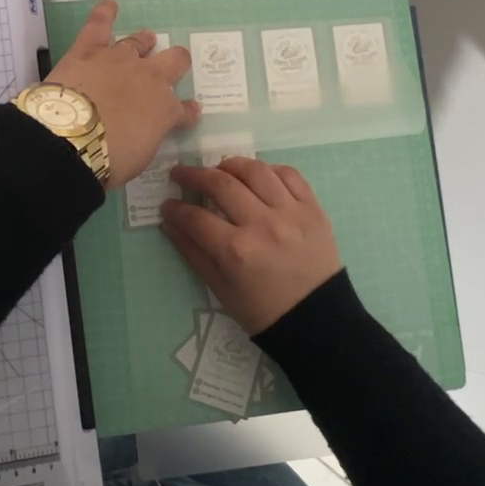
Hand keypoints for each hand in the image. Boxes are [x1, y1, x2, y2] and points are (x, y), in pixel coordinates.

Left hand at [44, 0, 200, 186]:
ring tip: (147, 38)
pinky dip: (104, 14)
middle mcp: (149, 79)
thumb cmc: (109, 158)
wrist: (72, 140)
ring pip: (138, 43)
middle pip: (174, 62)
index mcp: (165, 111)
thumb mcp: (140, 157)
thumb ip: (147, 138)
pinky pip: (99, 25)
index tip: (189, 113)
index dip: (187, 112)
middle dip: (176, 64)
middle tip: (172, 67)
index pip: (183, 110)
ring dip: (144, 42)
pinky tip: (109, 5)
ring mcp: (120, 60)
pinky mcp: (89, 50)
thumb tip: (146, 132)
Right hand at [161, 158, 341, 333]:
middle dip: (194, 175)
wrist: (317, 320)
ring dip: (231, 165)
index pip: (195, 217)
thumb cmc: (263, 311)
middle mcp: (263, 225)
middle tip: (181, 174)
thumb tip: (169, 222)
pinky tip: (257, 177)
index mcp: (236, 251)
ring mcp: (291, 213)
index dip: (175, 209)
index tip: (167, 205)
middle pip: (221, 184)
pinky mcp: (313, 209)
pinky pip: (289, 175)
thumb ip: (192, 252)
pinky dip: (269, 170)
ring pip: (255, 171)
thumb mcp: (220, 289)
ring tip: (220, 170)